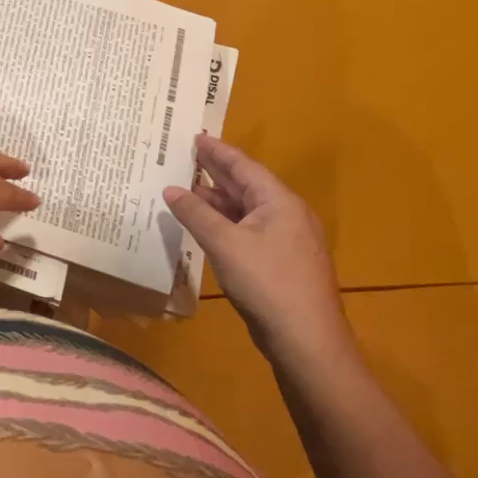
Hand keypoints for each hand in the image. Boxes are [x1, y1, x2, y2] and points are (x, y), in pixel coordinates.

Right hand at [164, 135, 353, 359]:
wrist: (306, 341)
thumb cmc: (267, 283)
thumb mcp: (224, 244)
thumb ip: (195, 214)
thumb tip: (171, 189)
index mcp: (280, 203)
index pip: (245, 167)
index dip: (219, 152)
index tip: (196, 137)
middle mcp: (288, 216)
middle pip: (248, 186)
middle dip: (218, 172)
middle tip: (188, 156)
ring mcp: (287, 241)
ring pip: (248, 210)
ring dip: (218, 200)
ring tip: (187, 189)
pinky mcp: (281, 263)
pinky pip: (249, 230)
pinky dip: (225, 222)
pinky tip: (206, 226)